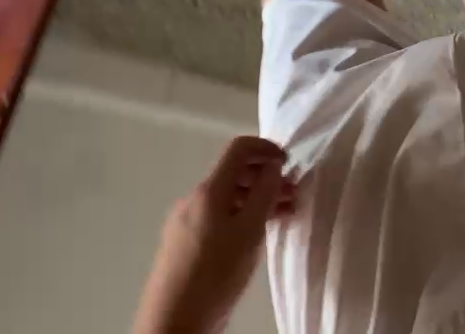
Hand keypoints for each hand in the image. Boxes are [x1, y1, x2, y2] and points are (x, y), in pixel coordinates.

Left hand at [133, 136, 297, 333]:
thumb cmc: (215, 275)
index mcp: (209, 191)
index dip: (266, 148)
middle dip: (266, 177)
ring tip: (283, 216)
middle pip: (234, 173)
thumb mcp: (250, 231)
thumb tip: (273, 166)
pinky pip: (218, 218)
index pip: (239, 149)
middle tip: (293, 194)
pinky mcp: (183, 246)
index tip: (289, 163)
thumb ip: (265, 193)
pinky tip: (256, 236)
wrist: (172, 329)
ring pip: (228, 198)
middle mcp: (193, 200)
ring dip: (257, 199)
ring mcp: (185, 223)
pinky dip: (241, 217)